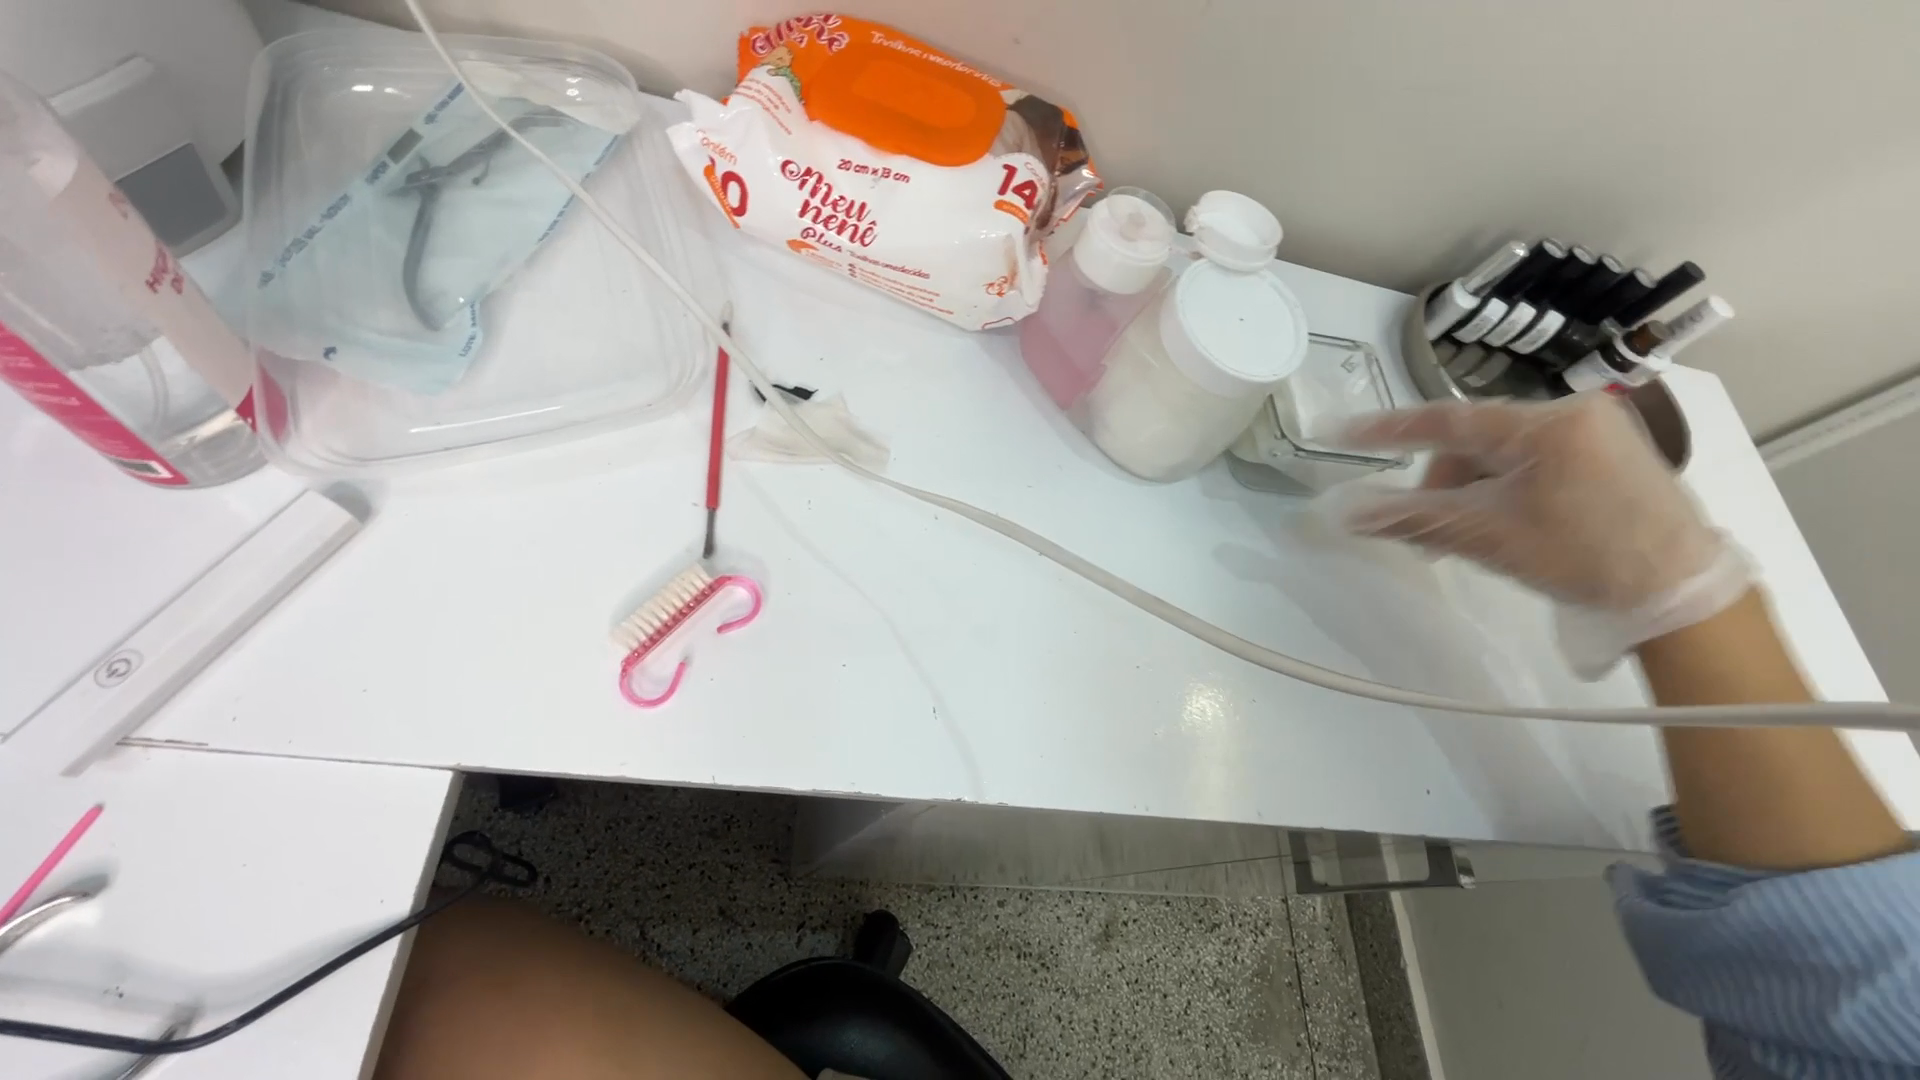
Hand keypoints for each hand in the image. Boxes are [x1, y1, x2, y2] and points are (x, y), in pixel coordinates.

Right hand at [1334, 393, 1728, 612]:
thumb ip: (1412, 517)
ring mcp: (1597, 431)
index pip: (1446, 420)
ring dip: (1472, 491)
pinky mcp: (1610, 453)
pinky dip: (1503, 490)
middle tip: (1425, 529)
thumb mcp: (1488, 537)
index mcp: (1546, 424)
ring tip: (1468, 536)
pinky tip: (1502, 523)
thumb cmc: (1585, 558)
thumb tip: (1345, 512)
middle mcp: (1573, 413)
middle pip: (1474, 441)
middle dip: (1441, 484)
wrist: (1684, 595)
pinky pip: (1532, 462)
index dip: (1387, 429)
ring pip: (1502, 454)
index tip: (1340, 431)